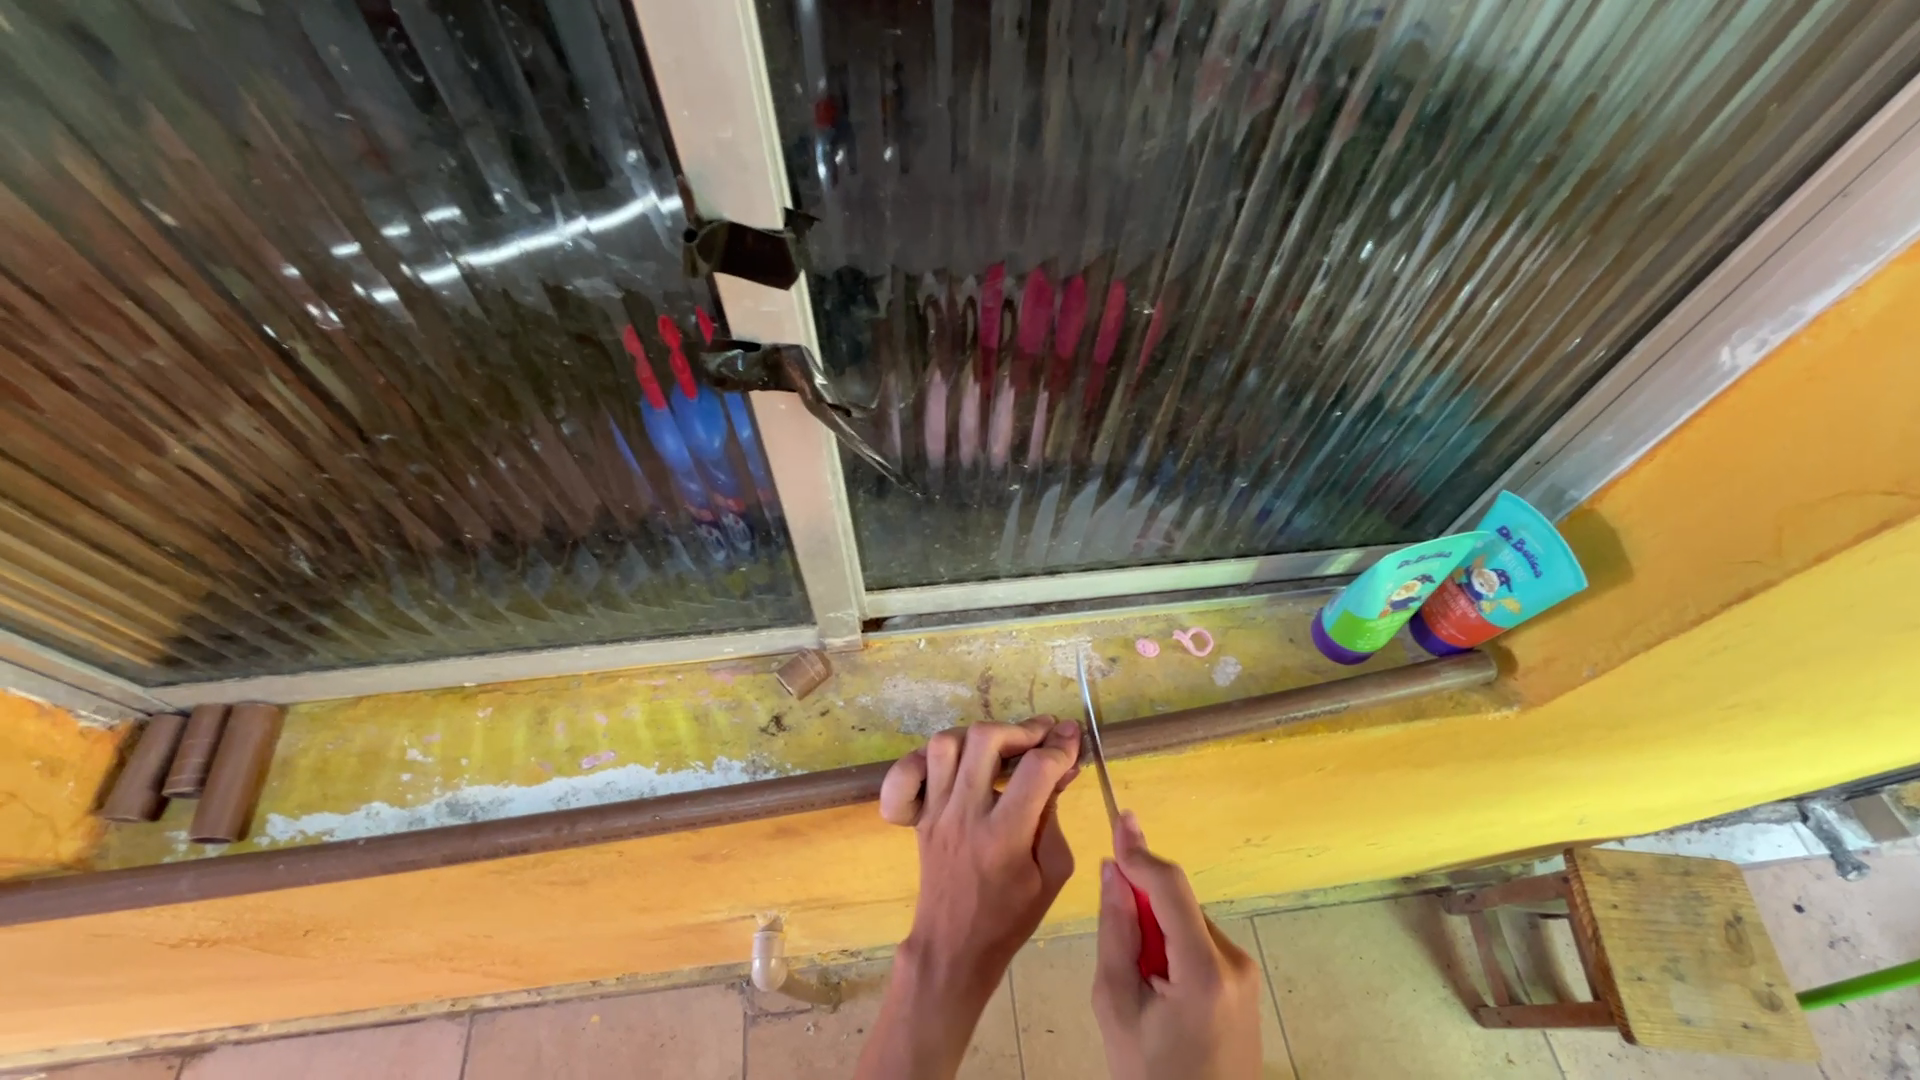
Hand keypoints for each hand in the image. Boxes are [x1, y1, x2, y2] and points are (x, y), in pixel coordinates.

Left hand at [879, 715, 1082, 986]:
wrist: (953, 945)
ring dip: (980, 735)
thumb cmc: (1010, 917)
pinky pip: (913, 767)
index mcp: (1005, 836)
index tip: (1072, 735)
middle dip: (1020, 729)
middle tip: (1041, 734)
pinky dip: (932, 754)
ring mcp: (937, 810)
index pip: (1036, 769)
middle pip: (985, 739)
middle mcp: (965, 814)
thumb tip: (1058, 770)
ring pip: (946, 743)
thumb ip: (1054, 817)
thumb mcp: (1052, 874)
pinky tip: (959, 760)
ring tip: (1004, 745)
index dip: (1060, 746)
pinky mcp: (921, 813)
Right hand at [1093, 813, 1262, 1079]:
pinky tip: (1160, 989)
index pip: (1170, 887)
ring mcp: (1245, 972)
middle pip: (1177, 904)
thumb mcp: (1116, 1005)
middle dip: (1142, 904)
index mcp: (1204, 970)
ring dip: (1156, 929)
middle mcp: (1235, 961)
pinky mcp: (1246, 982)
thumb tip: (1113, 871)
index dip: (1141, 851)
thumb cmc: (1148, 1075)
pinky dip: (1172, 947)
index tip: (1118, 819)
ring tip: (1140, 983)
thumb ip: (1116, 931)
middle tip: (1115, 942)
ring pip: (1186, 922)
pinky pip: (1198, 942)